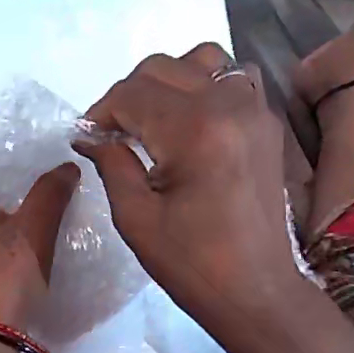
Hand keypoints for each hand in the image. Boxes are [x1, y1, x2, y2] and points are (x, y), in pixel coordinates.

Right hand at [75, 44, 305, 328]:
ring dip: (168, 81)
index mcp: (195, 130)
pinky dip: (205, 86)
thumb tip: (89, 136)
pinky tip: (189, 121)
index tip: (85, 137)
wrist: (256, 291)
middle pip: (164, 68)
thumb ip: (112, 164)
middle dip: (128, 94)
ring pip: (204, 61)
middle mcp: (230, 105)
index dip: (100, 112)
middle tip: (111, 131)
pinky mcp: (267, 124)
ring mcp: (256, 110)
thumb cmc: (191, 263)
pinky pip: (234, 78)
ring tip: (151, 118)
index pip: (133, 94)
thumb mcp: (136, 218)